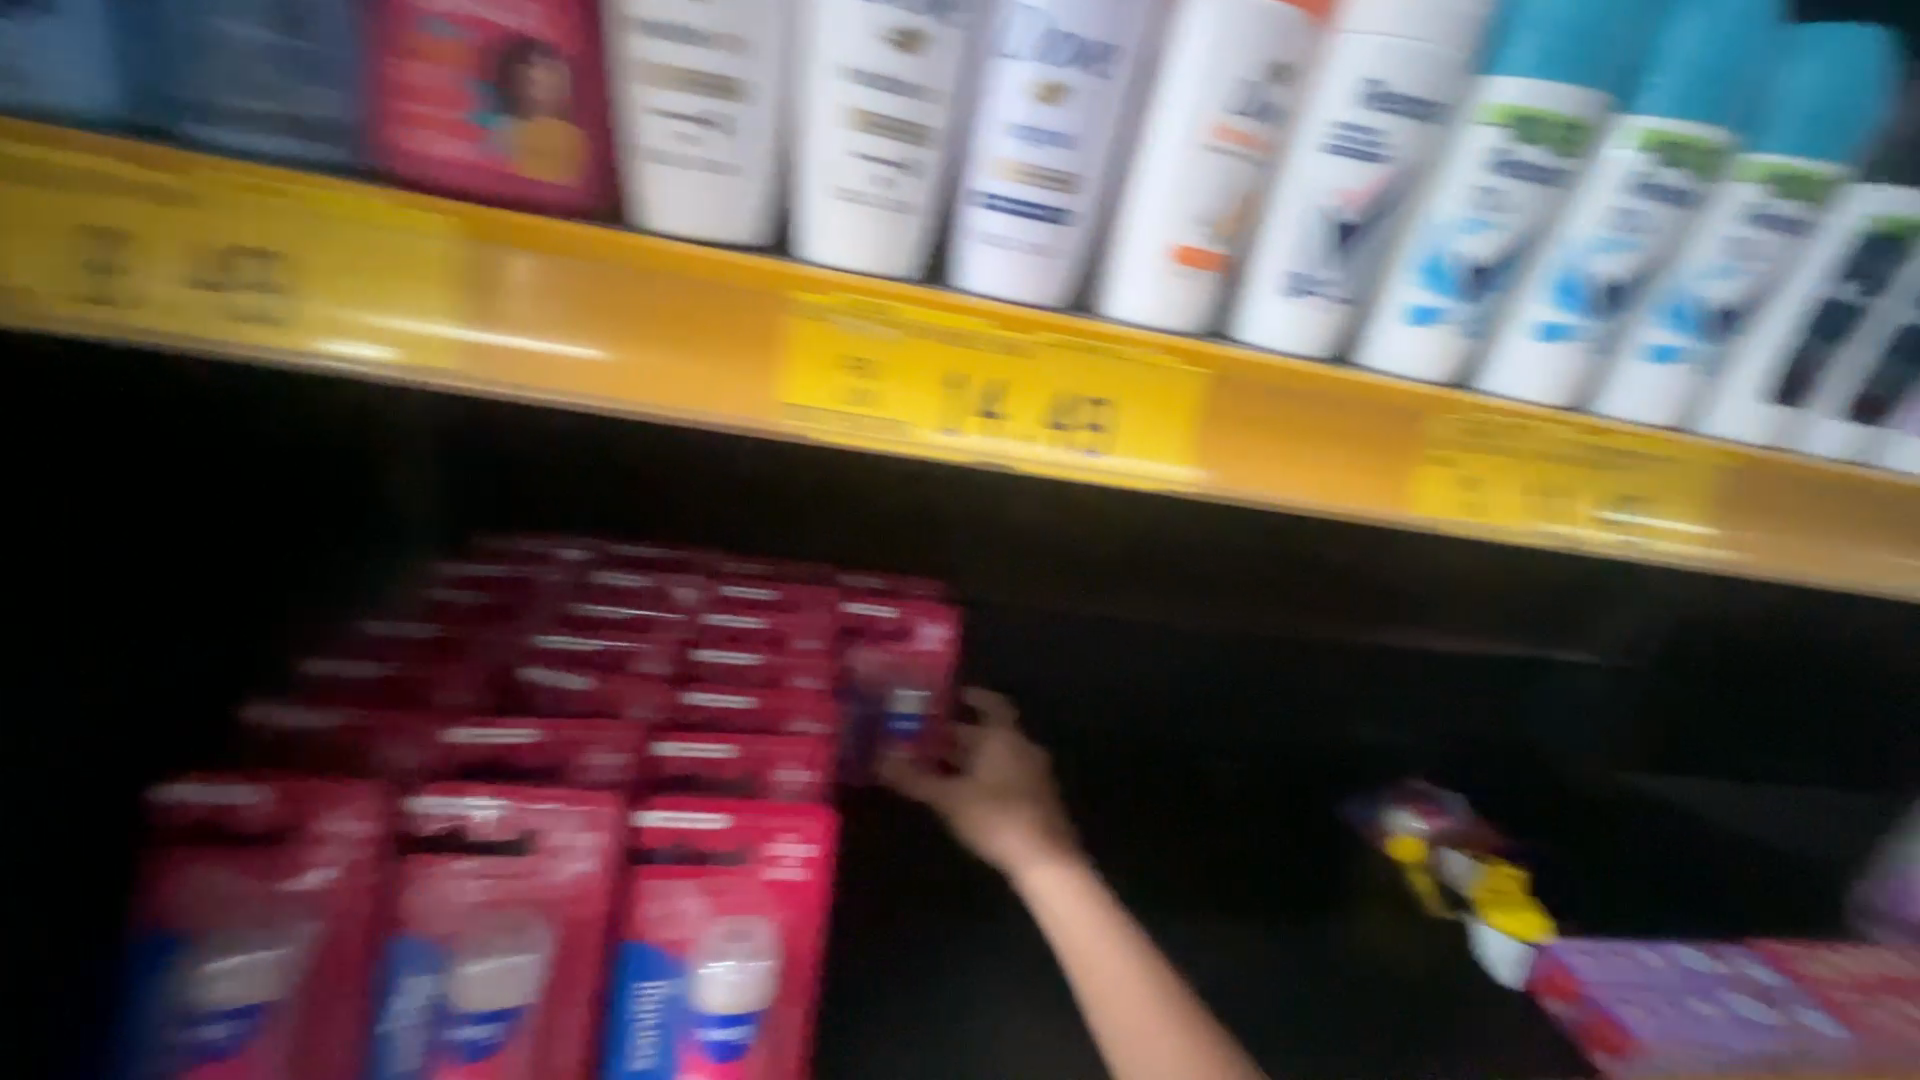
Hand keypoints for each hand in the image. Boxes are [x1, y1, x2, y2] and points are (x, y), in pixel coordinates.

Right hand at [881, 687, 1083, 880]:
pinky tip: (959, 791)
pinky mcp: (1036, 798)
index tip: (949, 696)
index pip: (991, 703)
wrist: (1046, 859)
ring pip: (995, 755)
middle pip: (987, 732)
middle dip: (956, 734)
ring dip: (967, 757)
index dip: (972, 697)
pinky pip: (1005, 774)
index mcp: (1004, 736)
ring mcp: (1033, 773)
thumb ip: (914, 779)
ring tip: (933, 762)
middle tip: (923, 735)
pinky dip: (981, 774)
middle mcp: (1021, 746)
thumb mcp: (949, 798)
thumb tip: (879, 761)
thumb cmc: (996, 817)